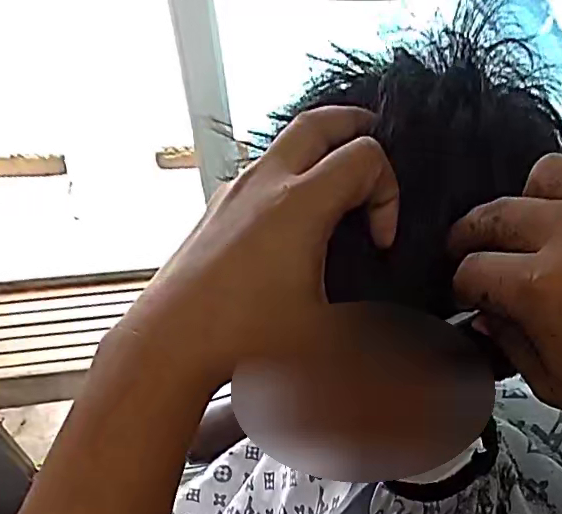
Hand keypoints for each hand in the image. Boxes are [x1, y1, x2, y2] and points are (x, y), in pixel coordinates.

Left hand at [101, 106, 398, 394]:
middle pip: (321, 123)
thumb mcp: (322, 329)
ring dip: (319, 152)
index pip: (365, 158)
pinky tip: (293, 222)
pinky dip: (288, 179)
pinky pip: (259, 174)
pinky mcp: (216, 211)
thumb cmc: (240, 338)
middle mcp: (265, 185)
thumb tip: (380, 316)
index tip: (381, 239)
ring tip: (338, 186)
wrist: (173, 343)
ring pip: (285, 143)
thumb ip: (361, 311)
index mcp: (300, 206)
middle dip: (357, 128)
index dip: (388, 193)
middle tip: (374, 149)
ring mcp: (234, 193)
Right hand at [448, 155, 561, 429]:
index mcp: (543, 285)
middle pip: (496, 211)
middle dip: (470, 234)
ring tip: (527, 232)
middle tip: (468, 251)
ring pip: (546, 174)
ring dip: (523, 202)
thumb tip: (492, 321)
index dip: (459, 286)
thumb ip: (513, 346)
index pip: (473, 269)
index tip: (464, 295)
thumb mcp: (558, 385)